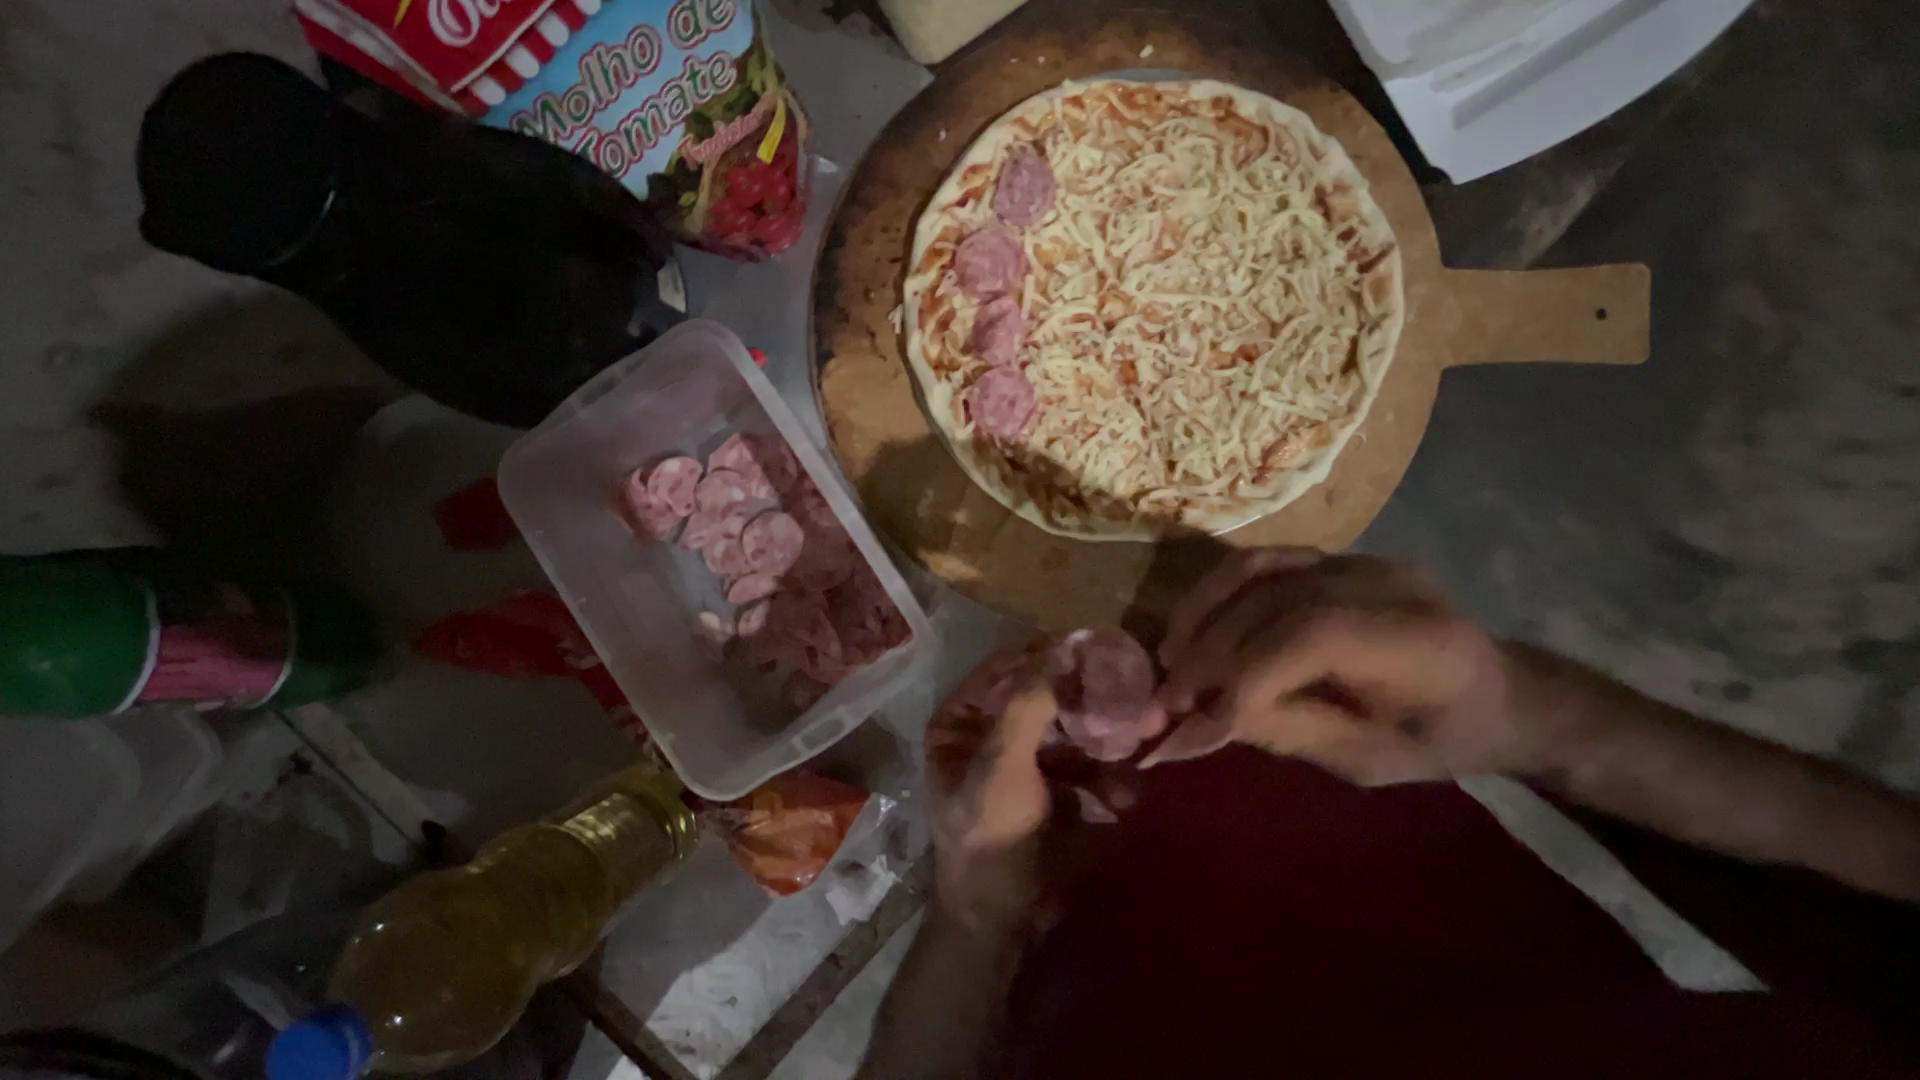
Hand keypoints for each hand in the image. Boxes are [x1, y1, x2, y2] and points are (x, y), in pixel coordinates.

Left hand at [928, 641, 1134, 929]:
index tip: (1091, 644)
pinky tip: (1125, 796)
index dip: (1045, 654)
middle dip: (1089, 698)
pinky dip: (1111, 776)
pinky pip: (1090, 766)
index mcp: (962, 721)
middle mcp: (992, 733)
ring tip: (1143, 734)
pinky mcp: (1059, 791)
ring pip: (1075, 730)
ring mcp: (1028, 762)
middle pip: (1046, 696)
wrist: (1003, 919)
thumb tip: (1063, 646)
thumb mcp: (1002, 765)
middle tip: (1130, 690)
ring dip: (1108, 737)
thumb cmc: (988, 835)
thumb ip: (1029, 704)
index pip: (1005, 668)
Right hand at [1144, 549, 1534, 784]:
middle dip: (1207, 657)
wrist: (1496, 690)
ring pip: (1255, 571)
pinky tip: (1189, 628)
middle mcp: (1387, 584)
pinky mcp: (1333, 555)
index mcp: (1420, 642)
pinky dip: (1214, 593)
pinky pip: (1259, 562)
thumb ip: (1289, 732)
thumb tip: (1197, 723)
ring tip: (1166, 665)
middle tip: (1161, 705)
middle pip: (1273, 603)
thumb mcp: (1371, 762)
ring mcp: (1358, 560)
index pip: (1312, 638)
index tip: (1190, 726)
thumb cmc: (1439, 740)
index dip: (1242, 677)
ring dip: (1198, 618)